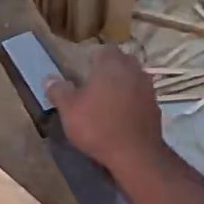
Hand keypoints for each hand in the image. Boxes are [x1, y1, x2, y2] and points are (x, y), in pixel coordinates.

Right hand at [45, 48, 164, 174]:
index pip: (103, 49)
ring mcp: (148, 88)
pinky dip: (130, 100)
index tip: (81, 69)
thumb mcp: (69, 110)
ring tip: (106, 99)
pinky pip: (139, 96)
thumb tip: (49, 78)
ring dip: (120, 84)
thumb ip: (58, 91)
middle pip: (120, 61)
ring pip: (132, 78)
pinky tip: (119, 114)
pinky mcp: (155, 106)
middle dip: (108, 69)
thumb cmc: (97, 126)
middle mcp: (133, 70)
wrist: (135, 153)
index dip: (91, 57)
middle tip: (92, 82)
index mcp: (112, 65)